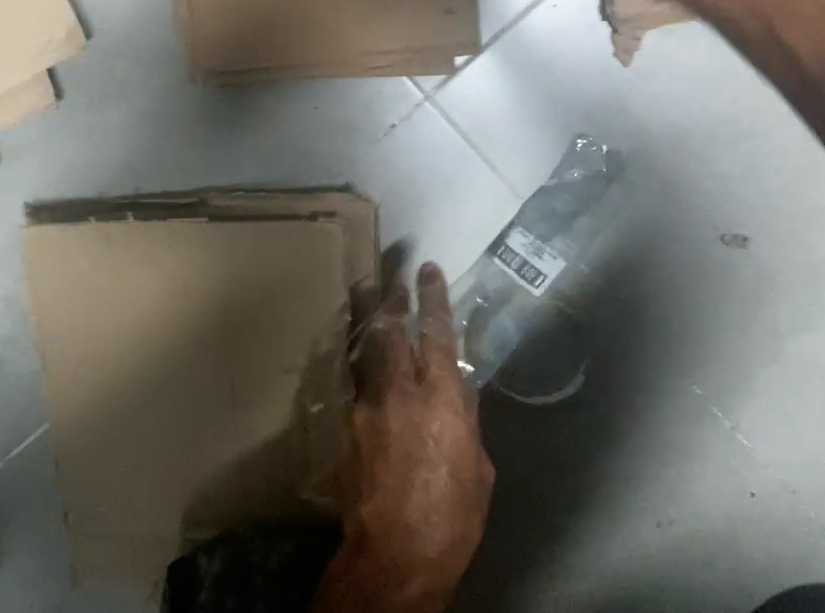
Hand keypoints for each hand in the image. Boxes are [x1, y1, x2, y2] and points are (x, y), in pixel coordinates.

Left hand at [314, 264, 493, 612]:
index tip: (428, 270)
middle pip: (391, 329)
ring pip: (365, 351)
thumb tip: (459, 389)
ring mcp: (366, 405)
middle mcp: (400, 391)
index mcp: (442, 399)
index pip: (438, 333)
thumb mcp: (479, 467)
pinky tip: (360, 368)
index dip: (433, 297)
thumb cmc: (453, 517)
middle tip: (392, 278)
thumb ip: (466, 418)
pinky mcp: (346, 425)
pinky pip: (354, 386)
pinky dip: (360, 370)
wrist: (395, 554)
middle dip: (392, 298)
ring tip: (368, 303)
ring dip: (369, 327)